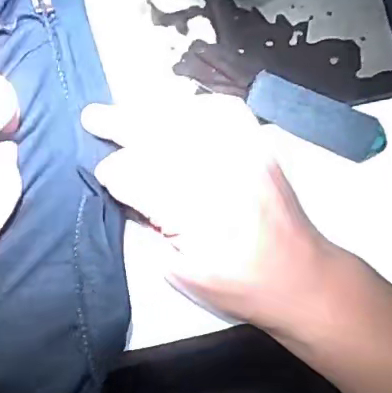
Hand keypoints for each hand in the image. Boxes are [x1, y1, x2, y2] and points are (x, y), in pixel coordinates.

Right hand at [81, 94, 343, 333]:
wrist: (300, 277)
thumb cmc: (238, 285)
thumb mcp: (179, 270)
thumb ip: (149, 227)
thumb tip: (128, 194)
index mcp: (193, 209)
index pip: (135, 175)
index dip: (113, 175)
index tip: (104, 179)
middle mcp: (217, 170)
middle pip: (157, 135)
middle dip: (120, 126)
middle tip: (91, 117)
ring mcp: (244, 151)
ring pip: (186, 115)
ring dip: (151, 113)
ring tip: (125, 112)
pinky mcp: (260, 146)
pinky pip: (221, 110)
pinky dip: (194, 107)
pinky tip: (176, 113)